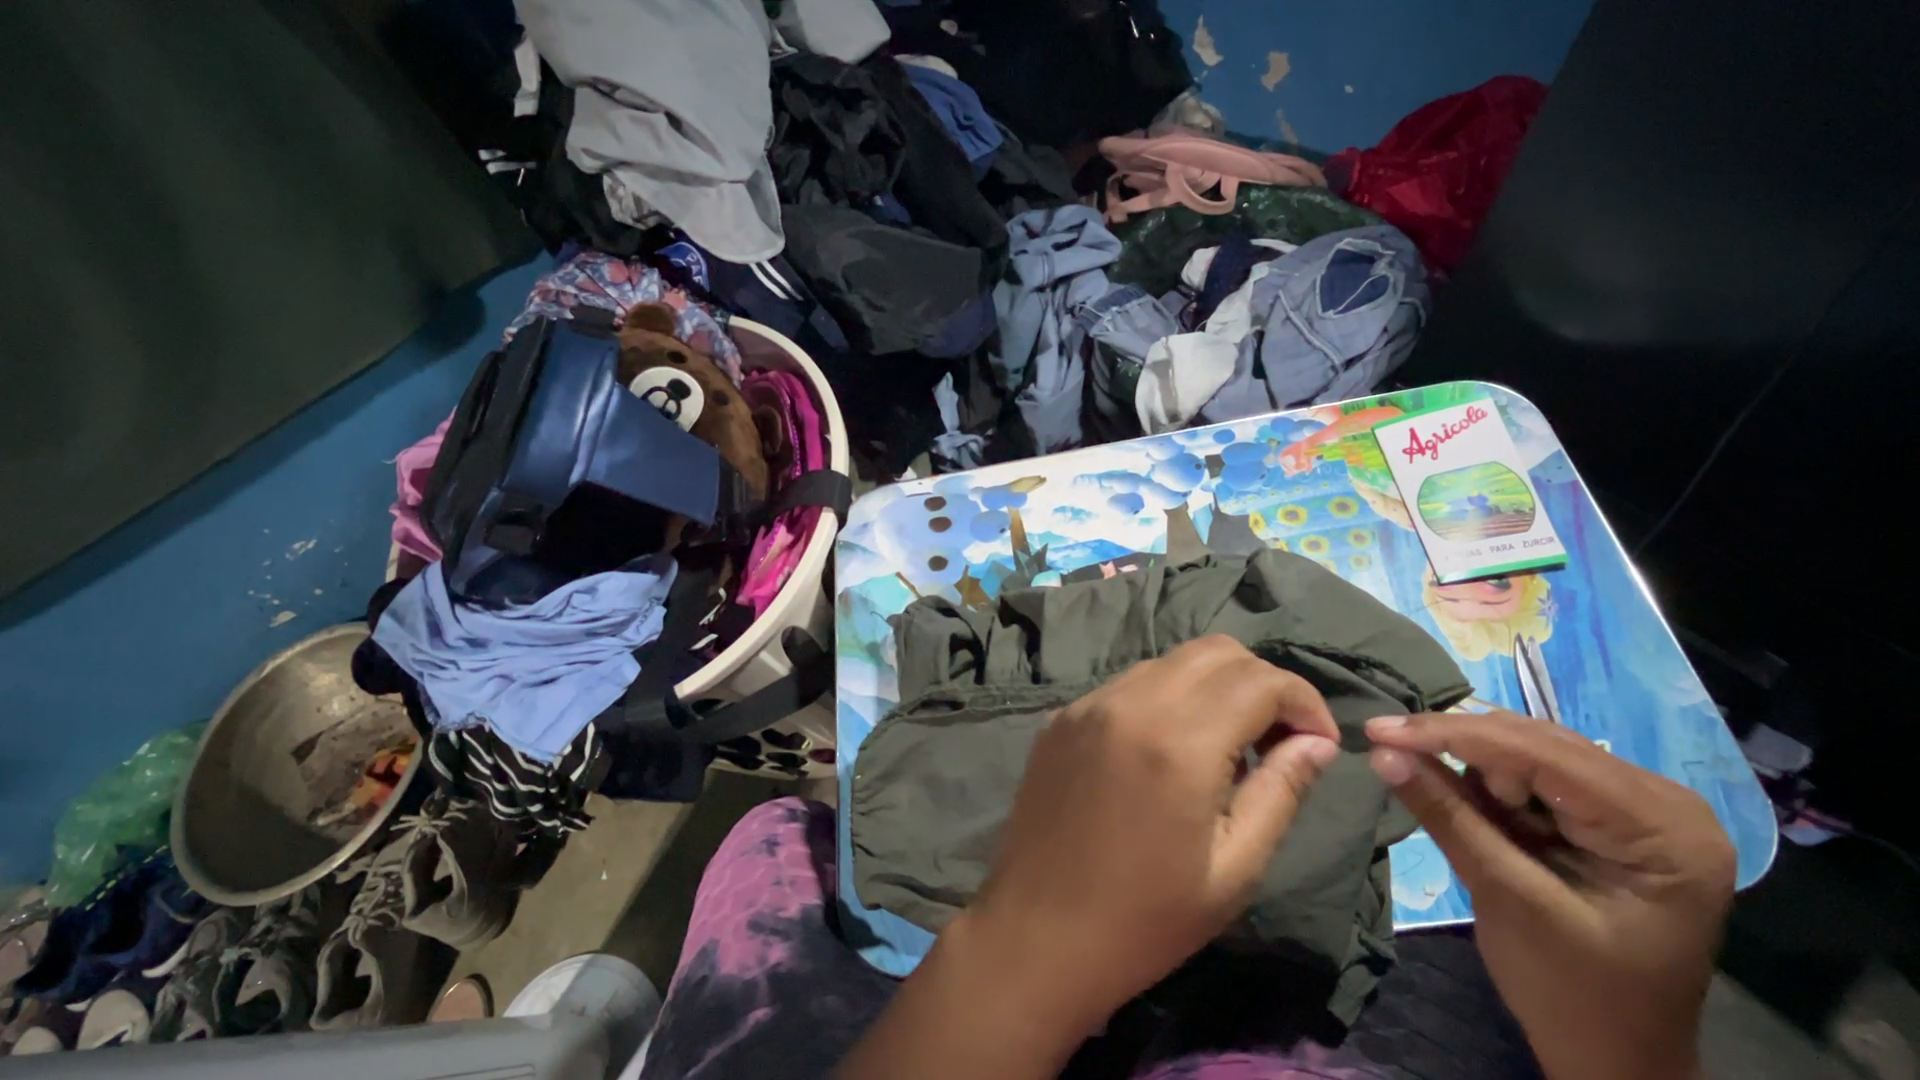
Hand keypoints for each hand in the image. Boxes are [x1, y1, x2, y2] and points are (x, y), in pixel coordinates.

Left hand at [838, 636, 1343, 1079]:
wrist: (1035, 936)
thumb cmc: (1145, 920)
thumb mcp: (1233, 869)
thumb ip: (1280, 792)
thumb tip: (1317, 742)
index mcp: (1178, 742)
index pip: (1261, 680)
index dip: (1305, 703)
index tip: (1318, 745)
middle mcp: (1130, 703)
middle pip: (1217, 651)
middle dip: (1262, 684)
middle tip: (1276, 741)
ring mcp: (1087, 705)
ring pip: (1170, 661)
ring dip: (1213, 687)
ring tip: (1225, 748)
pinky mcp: (1060, 718)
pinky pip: (1129, 683)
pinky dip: (1166, 698)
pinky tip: (1168, 751)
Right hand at [1367, 711, 1734, 1079]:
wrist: (1615, 1059)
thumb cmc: (1572, 993)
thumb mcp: (1506, 900)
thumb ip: (1449, 818)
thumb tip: (1382, 752)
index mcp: (1664, 827)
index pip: (1544, 754)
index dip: (1452, 734)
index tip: (1379, 729)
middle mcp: (1665, 802)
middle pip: (1540, 743)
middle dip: (1461, 749)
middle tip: (1389, 753)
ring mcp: (1643, 809)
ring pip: (1533, 752)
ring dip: (1476, 770)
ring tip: (1452, 807)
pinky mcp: (1614, 819)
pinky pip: (1539, 777)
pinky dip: (1492, 786)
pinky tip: (1475, 808)